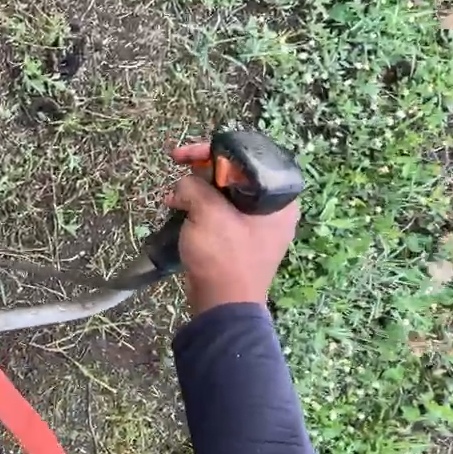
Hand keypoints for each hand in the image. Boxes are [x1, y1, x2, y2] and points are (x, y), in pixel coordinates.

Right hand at [164, 142, 300, 315]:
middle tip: (177, 173)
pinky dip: (198, 208)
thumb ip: (195, 187)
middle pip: (234, 175)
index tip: (182, 155)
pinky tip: (178, 211)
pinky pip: (219, 212)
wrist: (224, 303)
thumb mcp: (208, 213)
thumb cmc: (224, 256)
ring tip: (173, 199)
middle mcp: (274, 209)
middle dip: (201, 172)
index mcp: (279, 199)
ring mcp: (257, 225)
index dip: (213, 151)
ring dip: (195, 191)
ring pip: (223, 193)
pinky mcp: (240, 238)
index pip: (247, 159)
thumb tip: (184, 186)